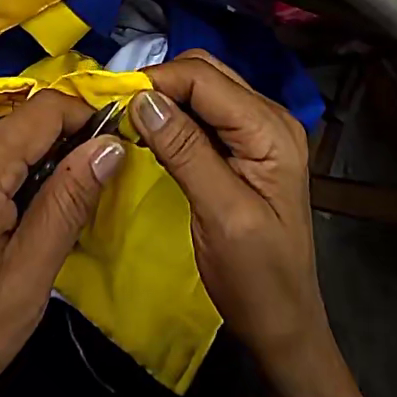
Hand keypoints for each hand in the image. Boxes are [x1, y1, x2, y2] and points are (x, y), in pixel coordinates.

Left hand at [0, 91, 125, 396]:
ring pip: (16, 142)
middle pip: (34, 122)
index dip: (93, 122)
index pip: (53, 106)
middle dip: (71, 150)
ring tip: (56, 222)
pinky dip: (19, 181)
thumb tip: (112, 145)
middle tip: (90, 201)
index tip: (118, 156)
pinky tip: (21, 229)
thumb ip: (70, 202)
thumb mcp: (25, 281)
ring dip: (46, 169)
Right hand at [132, 52, 368, 396]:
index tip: (112, 98)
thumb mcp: (221, 214)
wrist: (285, 321)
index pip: (206, 78)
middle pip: (207, 75)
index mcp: (270, 128)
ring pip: (205, 90)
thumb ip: (185, 150)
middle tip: (116, 109)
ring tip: (127, 120)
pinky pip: (208, 115)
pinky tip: (153, 135)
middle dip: (161, 84)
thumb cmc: (258, 276)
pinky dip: (177, 117)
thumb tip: (142, 99)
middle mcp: (269, 117)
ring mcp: (260, 130)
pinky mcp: (247, 147)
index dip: (158, 80)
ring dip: (166, 99)